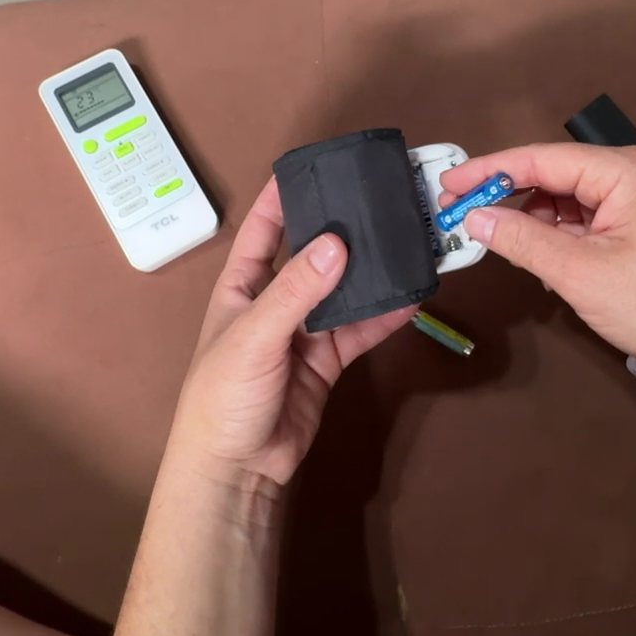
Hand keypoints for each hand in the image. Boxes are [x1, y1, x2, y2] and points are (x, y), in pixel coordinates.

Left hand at [168, 178, 414, 495]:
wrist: (238, 469)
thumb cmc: (225, 394)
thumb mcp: (254, 336)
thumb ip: (296, 291)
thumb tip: (338, 243)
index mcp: (243, 285)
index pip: (264, 228)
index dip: (284, 196)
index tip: (318, 166)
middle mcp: (275, 300)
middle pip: (313, 255)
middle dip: (342, 230)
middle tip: (379, 202)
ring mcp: (305, 330)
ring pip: (343, 291)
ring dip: (371, 273)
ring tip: (405, 244)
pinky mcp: (328, 359)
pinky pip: (360, 328)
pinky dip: (384, 315)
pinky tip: (411, 297)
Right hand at [439, 144, 635, 372]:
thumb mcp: (580, 273)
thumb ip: (522, 240)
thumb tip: (473, 218)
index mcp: (622, 170)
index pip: (540, 159)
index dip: (489, 171)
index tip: (448, 186)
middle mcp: (629, 172)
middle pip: (552, 175)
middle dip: (508, 196)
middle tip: (461, 215)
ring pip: (565, 199)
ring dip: (533, 220)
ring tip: (501, 244)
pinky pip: (583, 218)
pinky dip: (557, 236)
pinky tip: (542, 258)